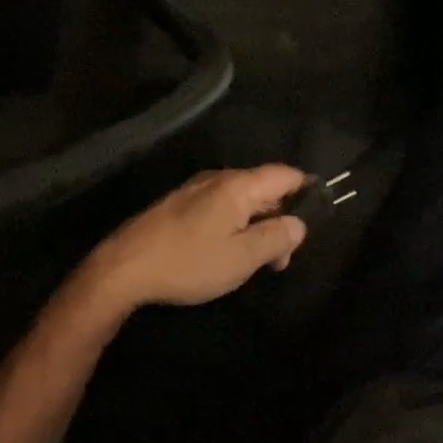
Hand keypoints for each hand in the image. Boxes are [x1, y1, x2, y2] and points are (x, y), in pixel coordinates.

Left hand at [80, 165, 309, 311]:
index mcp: (238, 185)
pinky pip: (220, 208)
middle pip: (264, 188)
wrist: (125, 267)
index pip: (285, 174)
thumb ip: (276, 237)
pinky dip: (234, 227)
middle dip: (280, 219)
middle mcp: (218, 178)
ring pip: (241, 201)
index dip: (307, 192)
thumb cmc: (189, 262)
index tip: (317, 219)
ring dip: (256, 227)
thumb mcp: (242, 257)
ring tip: (256, 263)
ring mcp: (195, 190)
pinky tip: (228, 254)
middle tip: (281, 260)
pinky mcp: (179, 206)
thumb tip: (299, 223)